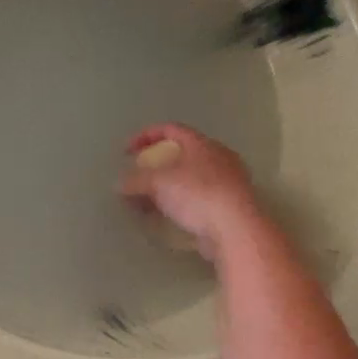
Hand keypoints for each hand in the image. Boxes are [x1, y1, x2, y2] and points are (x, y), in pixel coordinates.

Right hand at [120, 123, 263, 255]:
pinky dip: (179, 202)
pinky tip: (166, 215)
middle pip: (180, 154)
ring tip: (147, 201)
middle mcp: (218, 157)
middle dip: (155, 165)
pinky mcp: (230, 204)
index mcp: (201, 144)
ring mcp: (227, 181)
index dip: (145, 136)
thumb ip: (134, 180)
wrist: (237, 229)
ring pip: (189, 177)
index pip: (170, 129)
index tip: (127, 152)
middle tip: (138, 177)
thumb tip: (120, 185)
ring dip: (165, 187)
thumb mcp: (156, 183)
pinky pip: (197, 196)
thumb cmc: (197, 195)